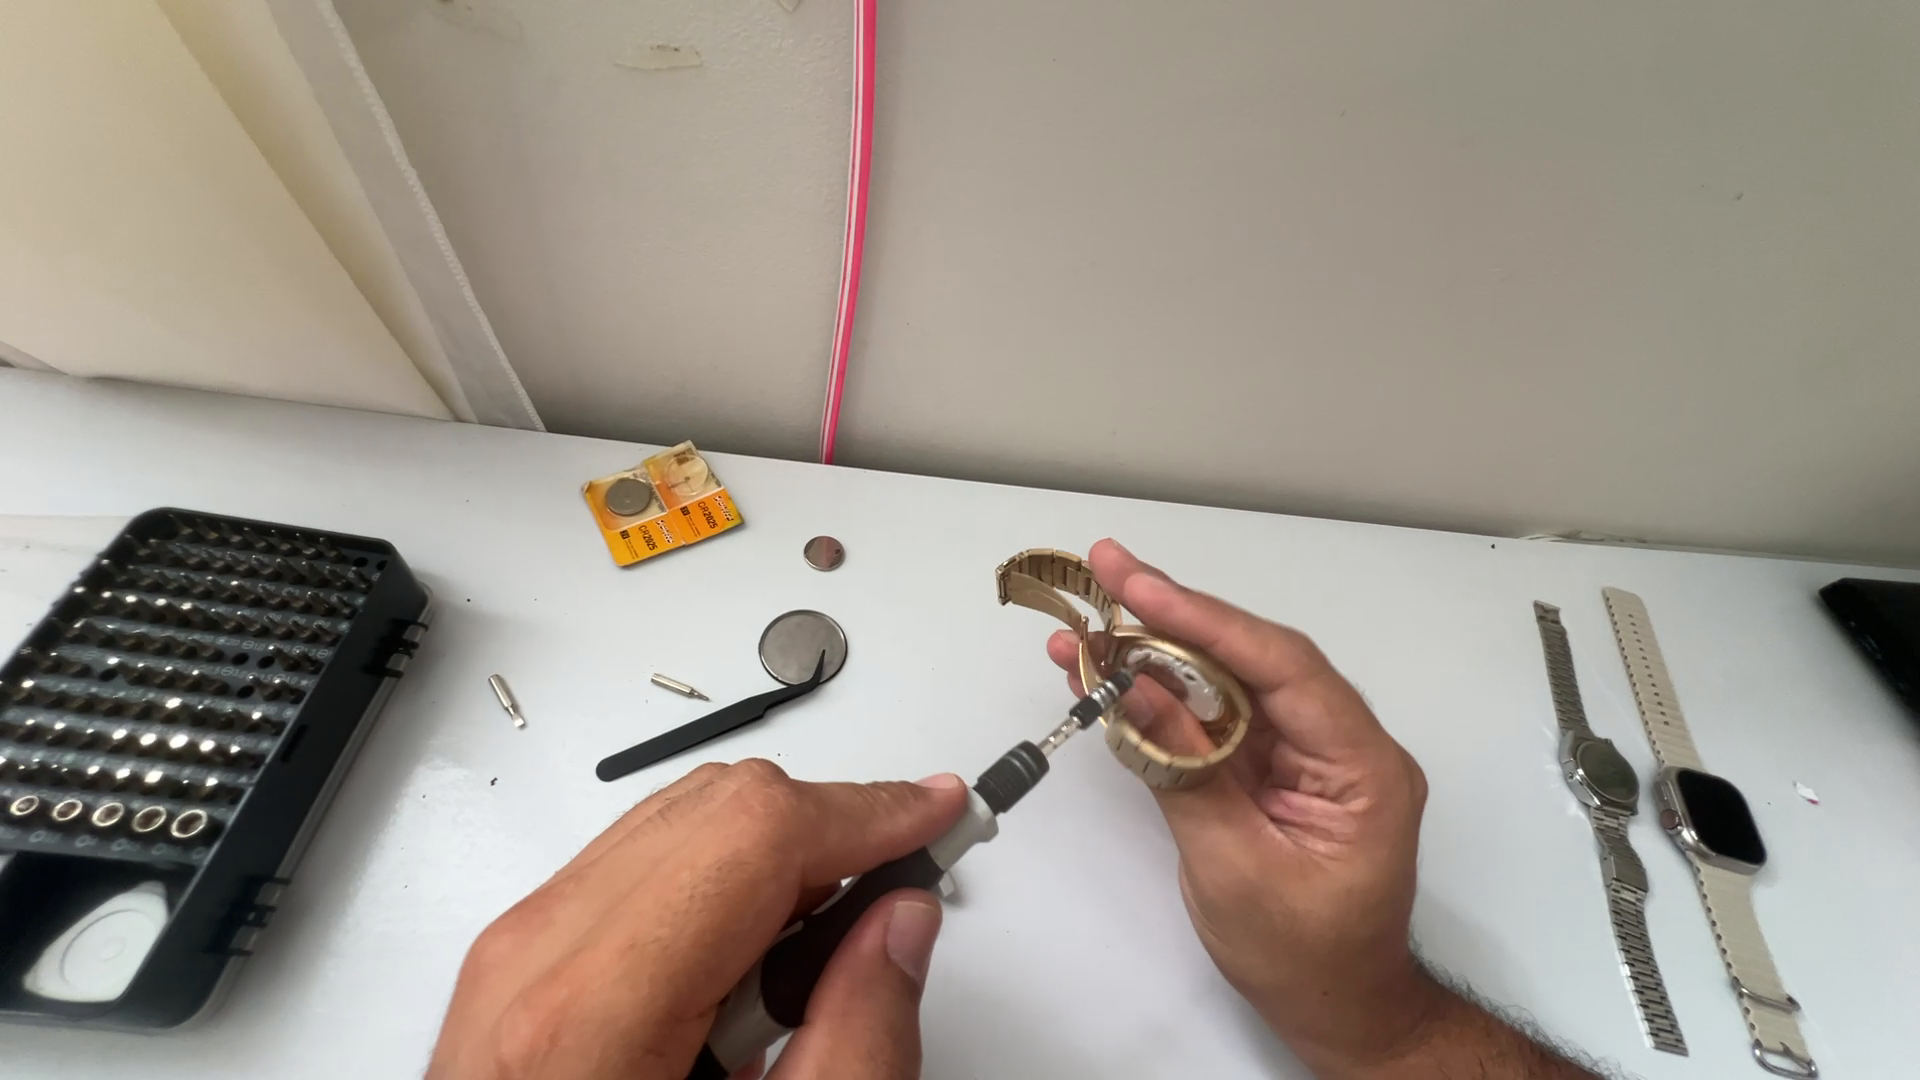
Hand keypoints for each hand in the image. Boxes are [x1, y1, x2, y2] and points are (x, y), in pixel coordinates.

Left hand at [427, 760, 969, 1079]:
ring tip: (824, 939)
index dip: (866, 809)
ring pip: (696, 812)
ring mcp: (526, 937)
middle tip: (900, 881)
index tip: (941, 810)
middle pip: (728, 805)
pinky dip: (734, 870)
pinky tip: (757, 950)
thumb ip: (859, 1040)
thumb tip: (904, 915)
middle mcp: (540, 947)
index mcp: (590, 1012)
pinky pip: (660, 848)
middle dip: (835, 826)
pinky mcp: (531, 942)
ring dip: (786, 849)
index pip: (757, 834)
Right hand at [1046, 540, 1437, 1075]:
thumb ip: (1183, 769)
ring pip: (1223, 672)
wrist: (1337, 1007)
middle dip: (1173, 610)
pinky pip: (1206, 708)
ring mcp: (1296, 745)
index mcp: (1359, 765)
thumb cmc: (1303, 957)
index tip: (1138, 588)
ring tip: (1090, 614)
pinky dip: (1154, 688)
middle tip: (1108, 566)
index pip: (1281, 667)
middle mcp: (1334, 738)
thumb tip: (1133, 687)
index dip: (1206, 620)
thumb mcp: (1233, 866)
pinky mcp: (1262, 756)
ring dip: (1154, 644)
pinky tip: (1105, 667)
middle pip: (1250, 653)